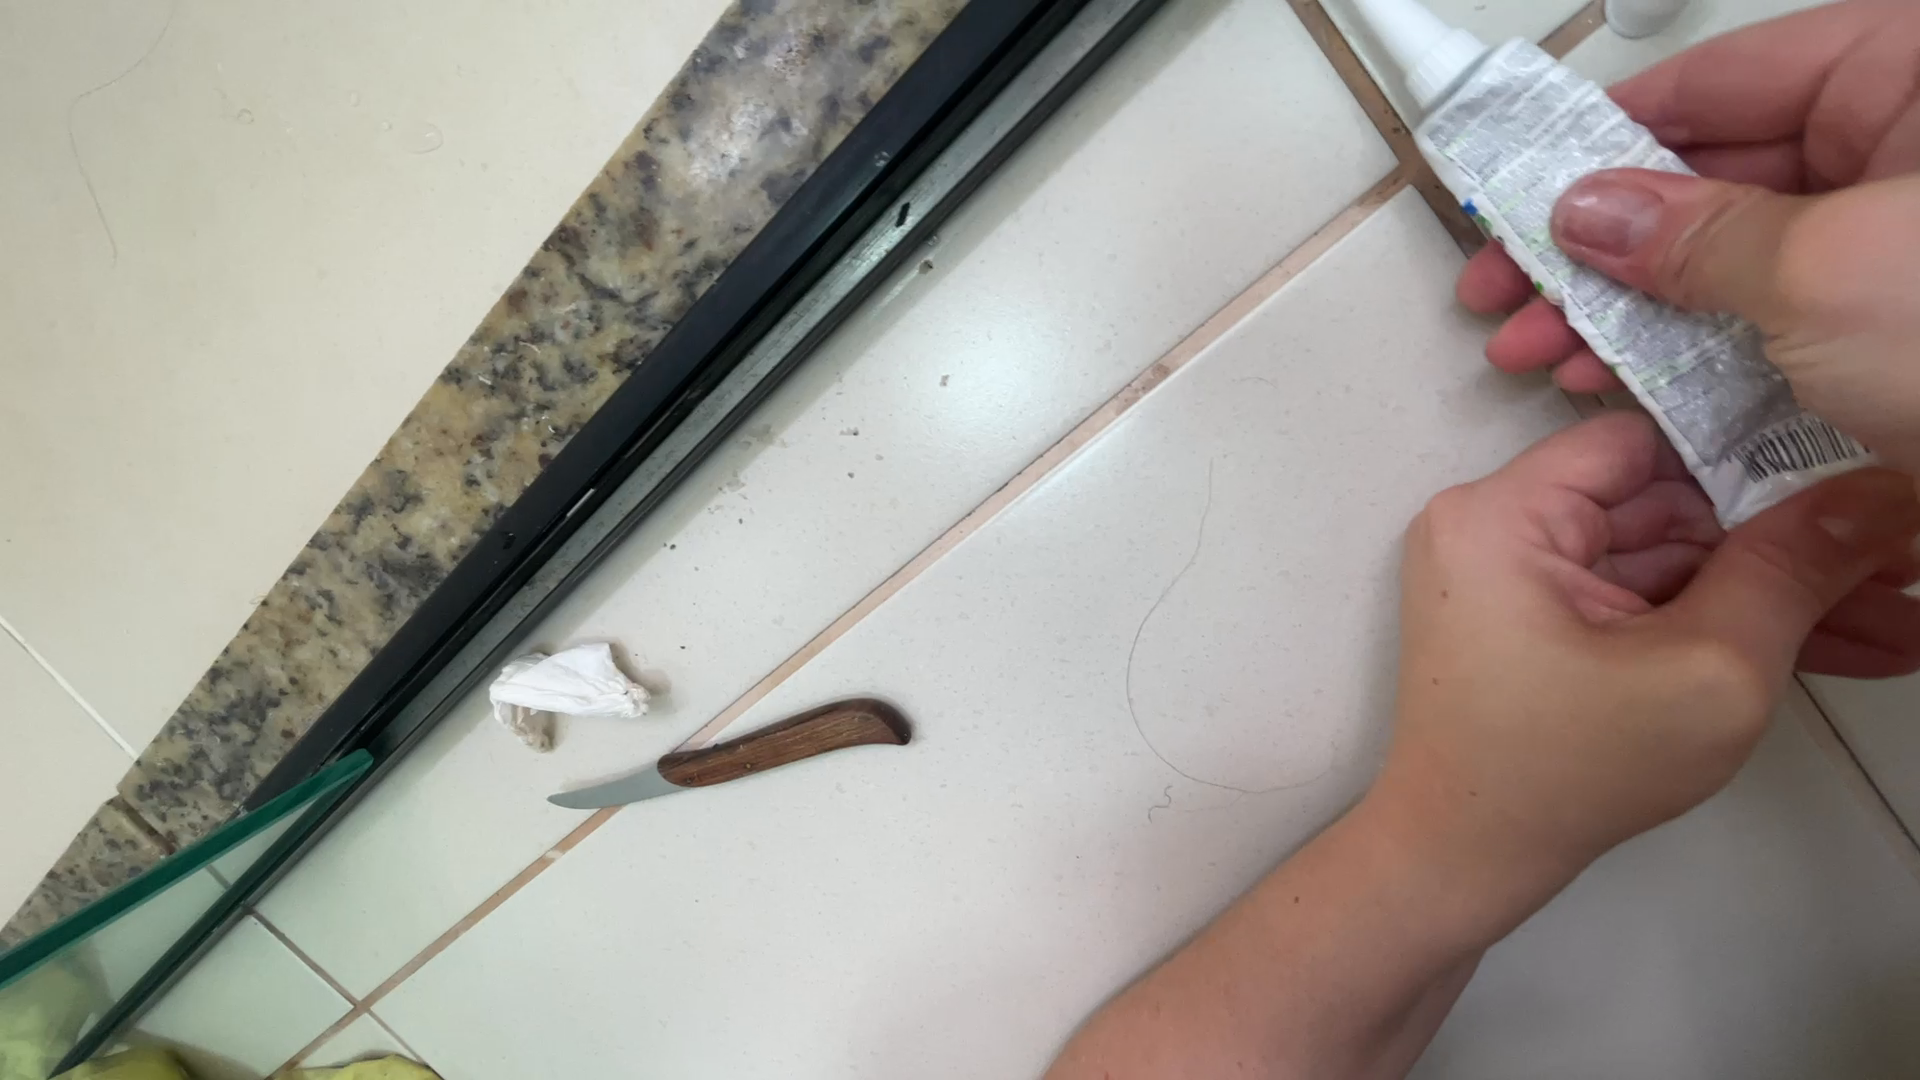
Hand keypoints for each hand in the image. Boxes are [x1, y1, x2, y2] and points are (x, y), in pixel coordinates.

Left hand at [1047, 416, 1919, 1079]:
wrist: (1468, 841)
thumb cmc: (1567, 761)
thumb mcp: (1707, 664)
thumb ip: (1794, 566)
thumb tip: (1880, 487)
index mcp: (1499, 515)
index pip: (1635, 443)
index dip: (1750, 455)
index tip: (1860, 483)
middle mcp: (1487, 529)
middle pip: (1656, 503)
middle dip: (1786, 543)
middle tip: (1912, 571)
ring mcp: (1504, 574)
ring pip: (1657, 558)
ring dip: (1769, 591)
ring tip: (1903, 622)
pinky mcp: (1523, 615)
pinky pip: (1627, 595)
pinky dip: (1711, 619)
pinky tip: (1839, 648)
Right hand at [1457, 1, 1919, 472]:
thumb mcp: (1829, 268)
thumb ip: (1690, 233)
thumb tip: (1583, 208)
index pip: (1726, 81)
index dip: (1603, 135)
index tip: (1517, 185)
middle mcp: (1901, 156)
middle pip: (1696, 181)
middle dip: (1582, 246)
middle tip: (1501, 288)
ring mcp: (1878, 248)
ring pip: (1701, 260)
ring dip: (1600, 309)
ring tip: (1528, 348)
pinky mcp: (1862, 324)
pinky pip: (1732, 318)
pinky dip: (1655, 349)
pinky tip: (1594, 375)